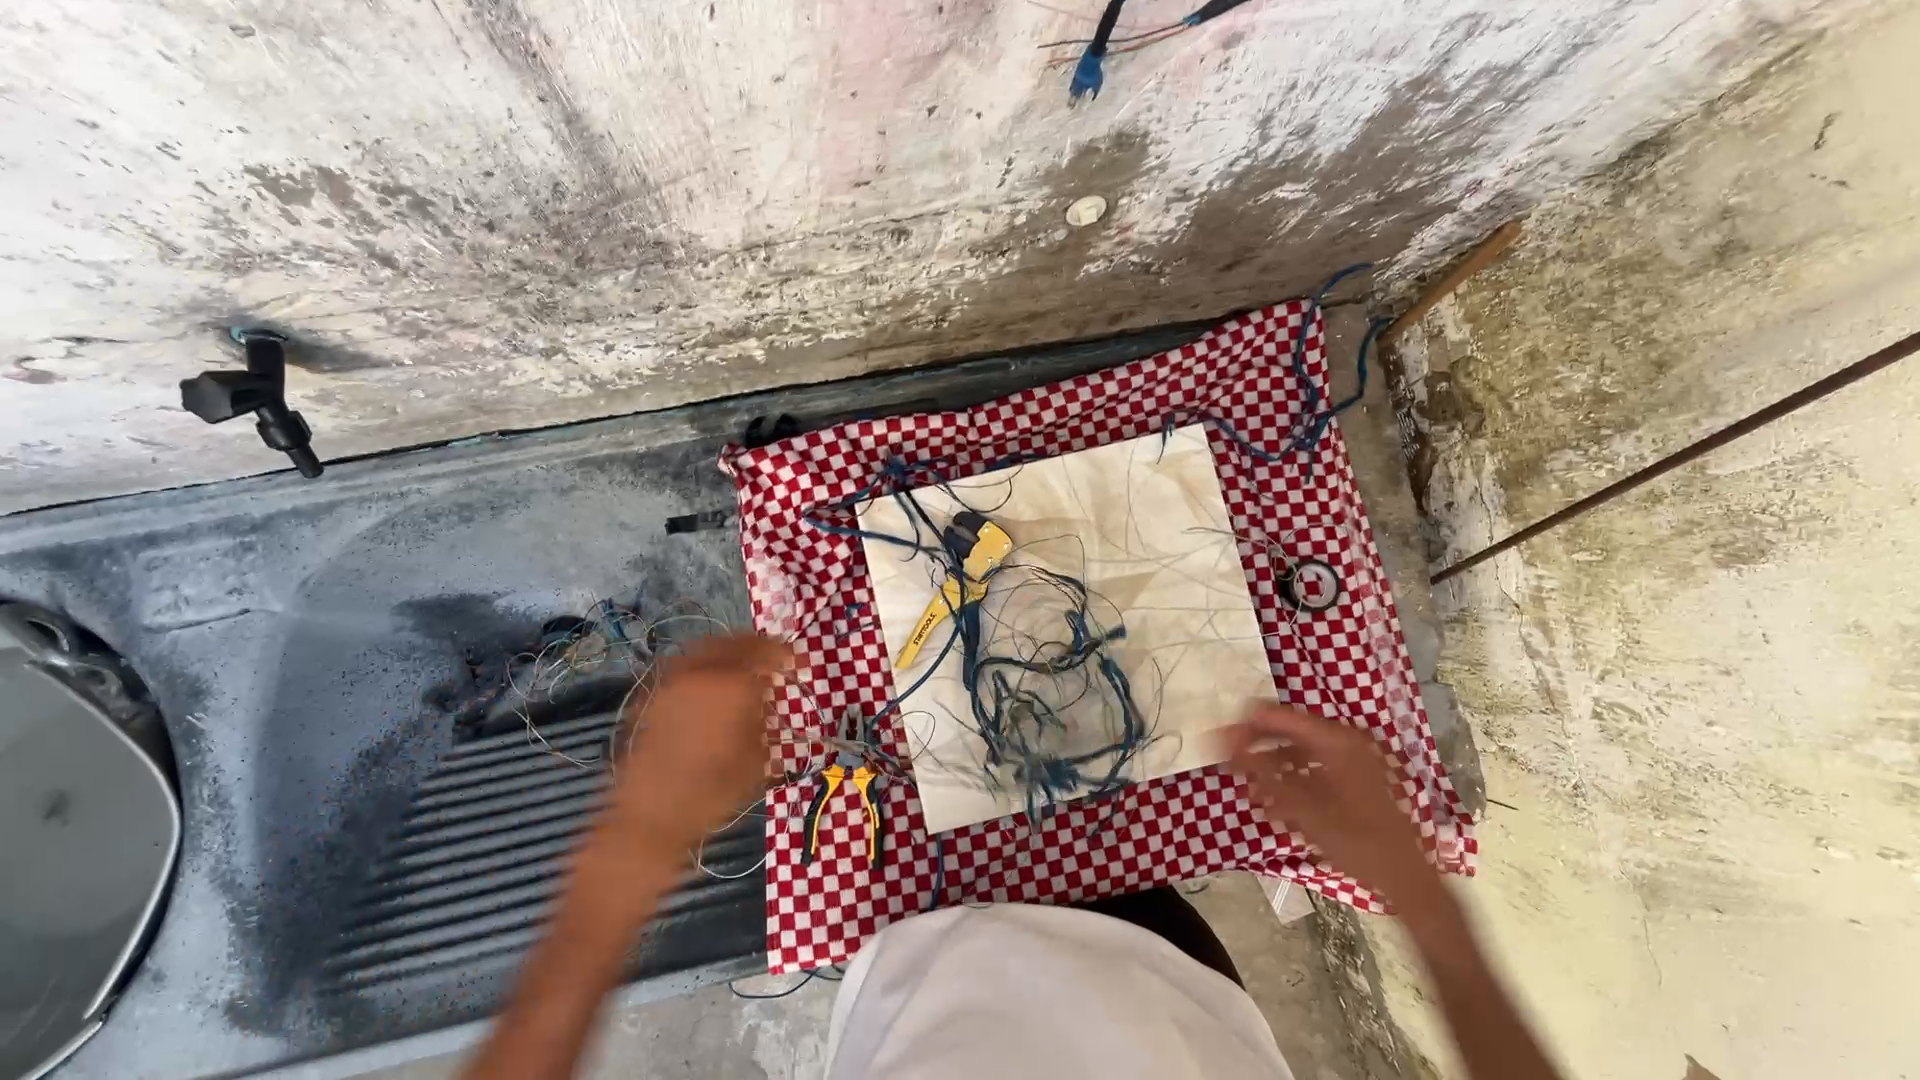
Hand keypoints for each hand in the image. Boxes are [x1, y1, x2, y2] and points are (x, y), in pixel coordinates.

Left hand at [608, 634, 793, 850]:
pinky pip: (684, 668)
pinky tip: (710, 685)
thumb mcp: (758, 757)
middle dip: (757, 647)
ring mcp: (673, 681)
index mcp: (733, 683)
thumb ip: (765, 719)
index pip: (767, 652)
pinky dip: (703, 668)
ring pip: (706, 649)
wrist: (653, 814)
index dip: (787, 655)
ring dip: (729, 653)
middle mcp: (702, 672)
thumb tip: (768, 702)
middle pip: (735, 642)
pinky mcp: (654, 695)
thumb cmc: (714, 791)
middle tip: (772, 659)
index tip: (799, 664)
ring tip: (742, 668)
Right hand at [1222, 702, 1440, 909]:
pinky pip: (1312, 769)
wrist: (1406, 880)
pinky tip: (1274, 806)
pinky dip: (1291, 782)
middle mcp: (1345, 742)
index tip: (1218, 741)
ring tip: (1249, 791)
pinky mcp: (1354, 780)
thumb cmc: (1355, 842)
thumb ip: (1259, 770)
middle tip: (1228, 765)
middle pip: (1287, 732)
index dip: (1244, 725)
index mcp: (1335, 740)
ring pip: (1298, 753)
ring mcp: (1352, 760)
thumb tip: (1223, 739)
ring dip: (1271, 769)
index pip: (1278, 715)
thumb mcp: (1301, 807)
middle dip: (1256, 749)